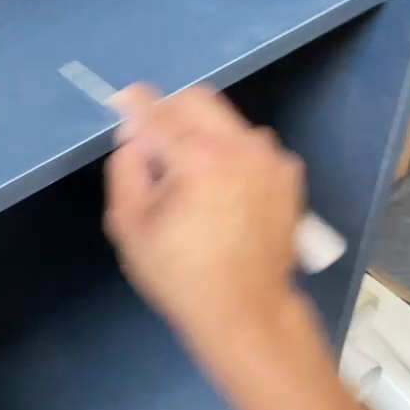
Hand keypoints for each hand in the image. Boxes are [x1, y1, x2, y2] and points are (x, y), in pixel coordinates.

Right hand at [103, 83, 308, 340]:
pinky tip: (221, 192)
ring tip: (190, 178)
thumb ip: (125, 168)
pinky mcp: (288, 174)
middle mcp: (240, 145)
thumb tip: (134, 138)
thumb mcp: (129, 225)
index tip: (121, 102)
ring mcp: (270, 158)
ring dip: (201, 135)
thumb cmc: (179, 273)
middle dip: (168, 113)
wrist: (245, 309)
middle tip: (152, 145)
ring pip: (226, 121)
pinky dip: (229, 155)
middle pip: (196, 100)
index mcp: (198, 156)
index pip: (157, 110)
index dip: (133, 103)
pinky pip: (250, 146)